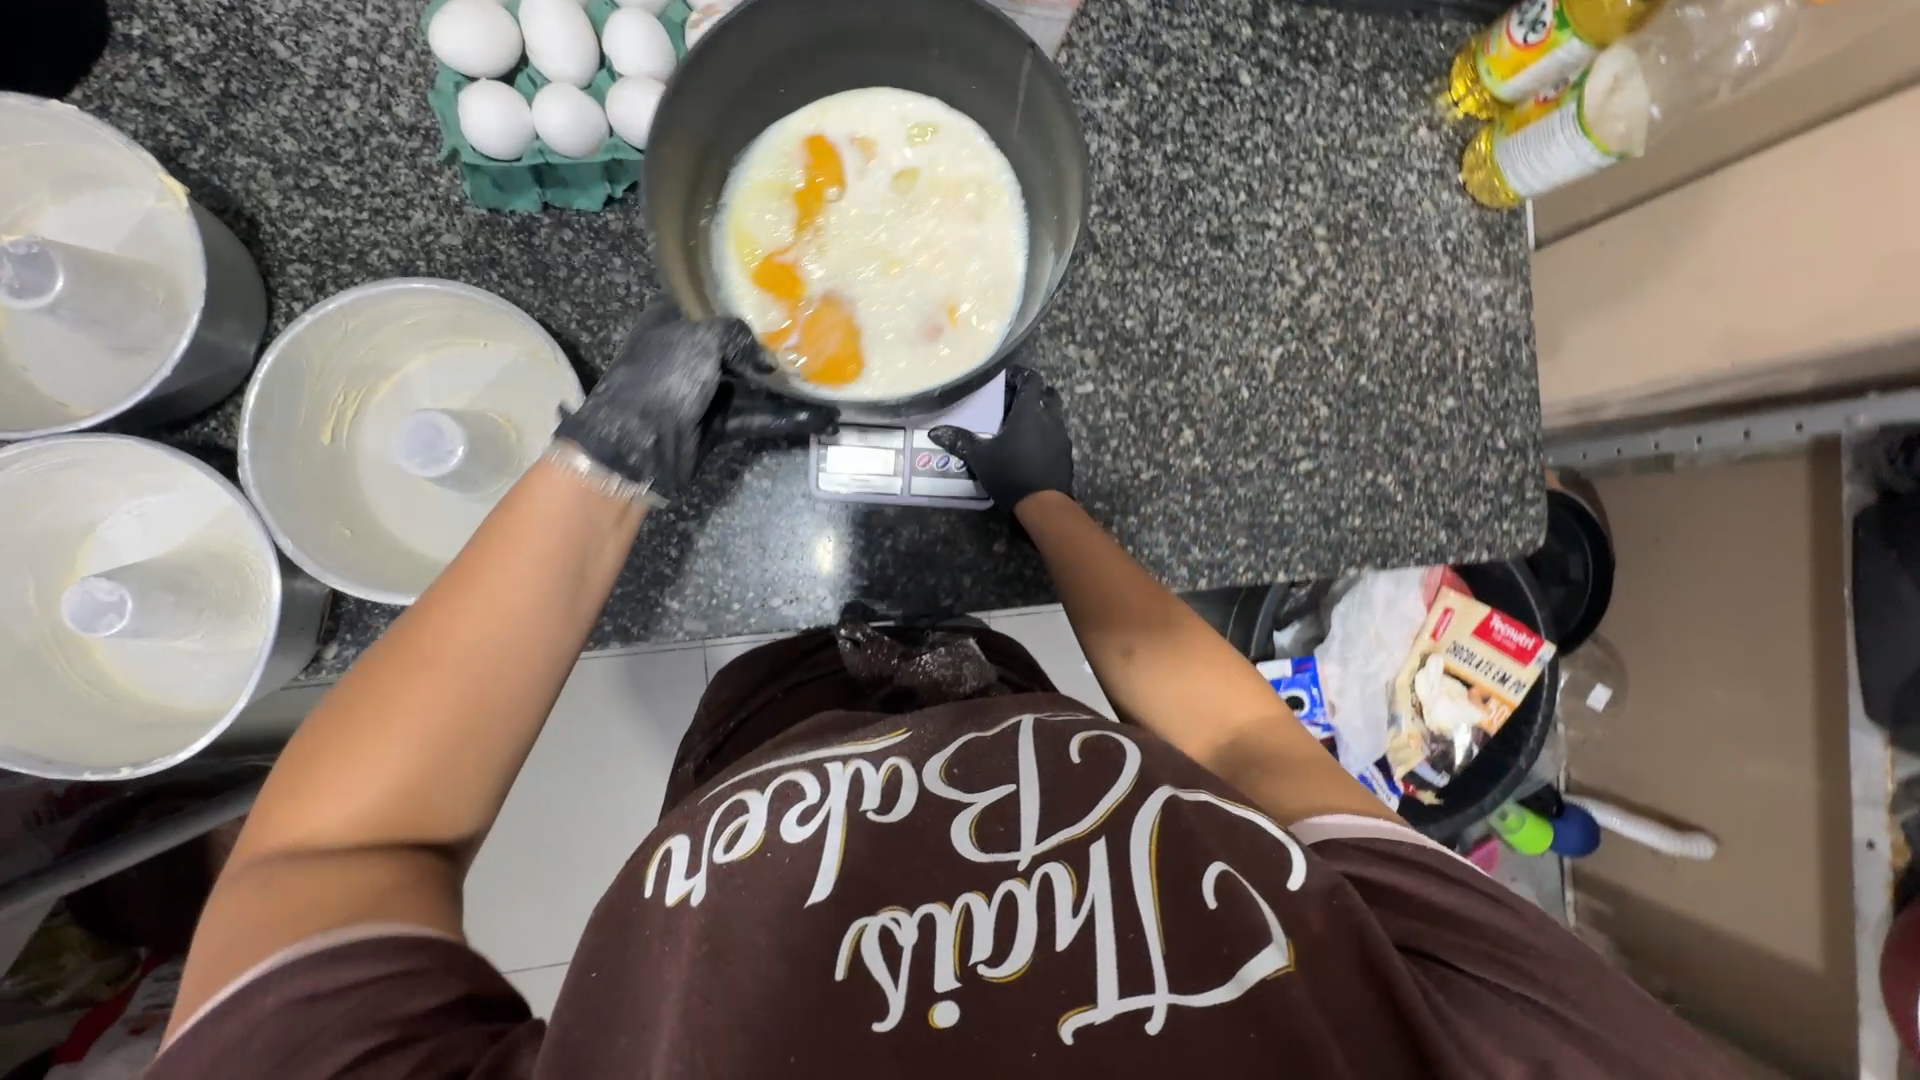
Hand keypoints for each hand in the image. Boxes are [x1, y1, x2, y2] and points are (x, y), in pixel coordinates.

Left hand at [554, 304, 837, 500]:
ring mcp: (703, 391)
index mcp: (673, 322)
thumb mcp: (700, 338)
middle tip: (817, 346)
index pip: (714, 307)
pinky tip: (819, 418)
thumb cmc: (663, 377)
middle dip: (776, 350)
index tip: (786, 307)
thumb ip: (737, 334)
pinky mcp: (717, 424)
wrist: (640, 443)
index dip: (748, 306)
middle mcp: (689, 353)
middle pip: (740, 348)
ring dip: (788, 390)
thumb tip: (765, 357)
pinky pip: (756, 416)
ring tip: (828, 388)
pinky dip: (785, 419)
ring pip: (754, 386)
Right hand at [928, 365, 1072, 510]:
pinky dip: (1046, 435)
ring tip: (1021, 426)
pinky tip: (1032, 448)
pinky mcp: (1066, 454)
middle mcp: (1050, 418)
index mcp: (1029, 412)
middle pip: (1047, 394)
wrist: (1043, 504)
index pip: (1032, 379)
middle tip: (1014, 402)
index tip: (1007, 379)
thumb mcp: (980, 457)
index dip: (1020, 375)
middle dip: (1033, 393)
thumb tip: (935, 432)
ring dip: (1041, 415)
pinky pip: (1057, 436)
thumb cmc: (1010, 473)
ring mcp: (1062, 437)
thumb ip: (960, 441)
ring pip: (1054, 415)